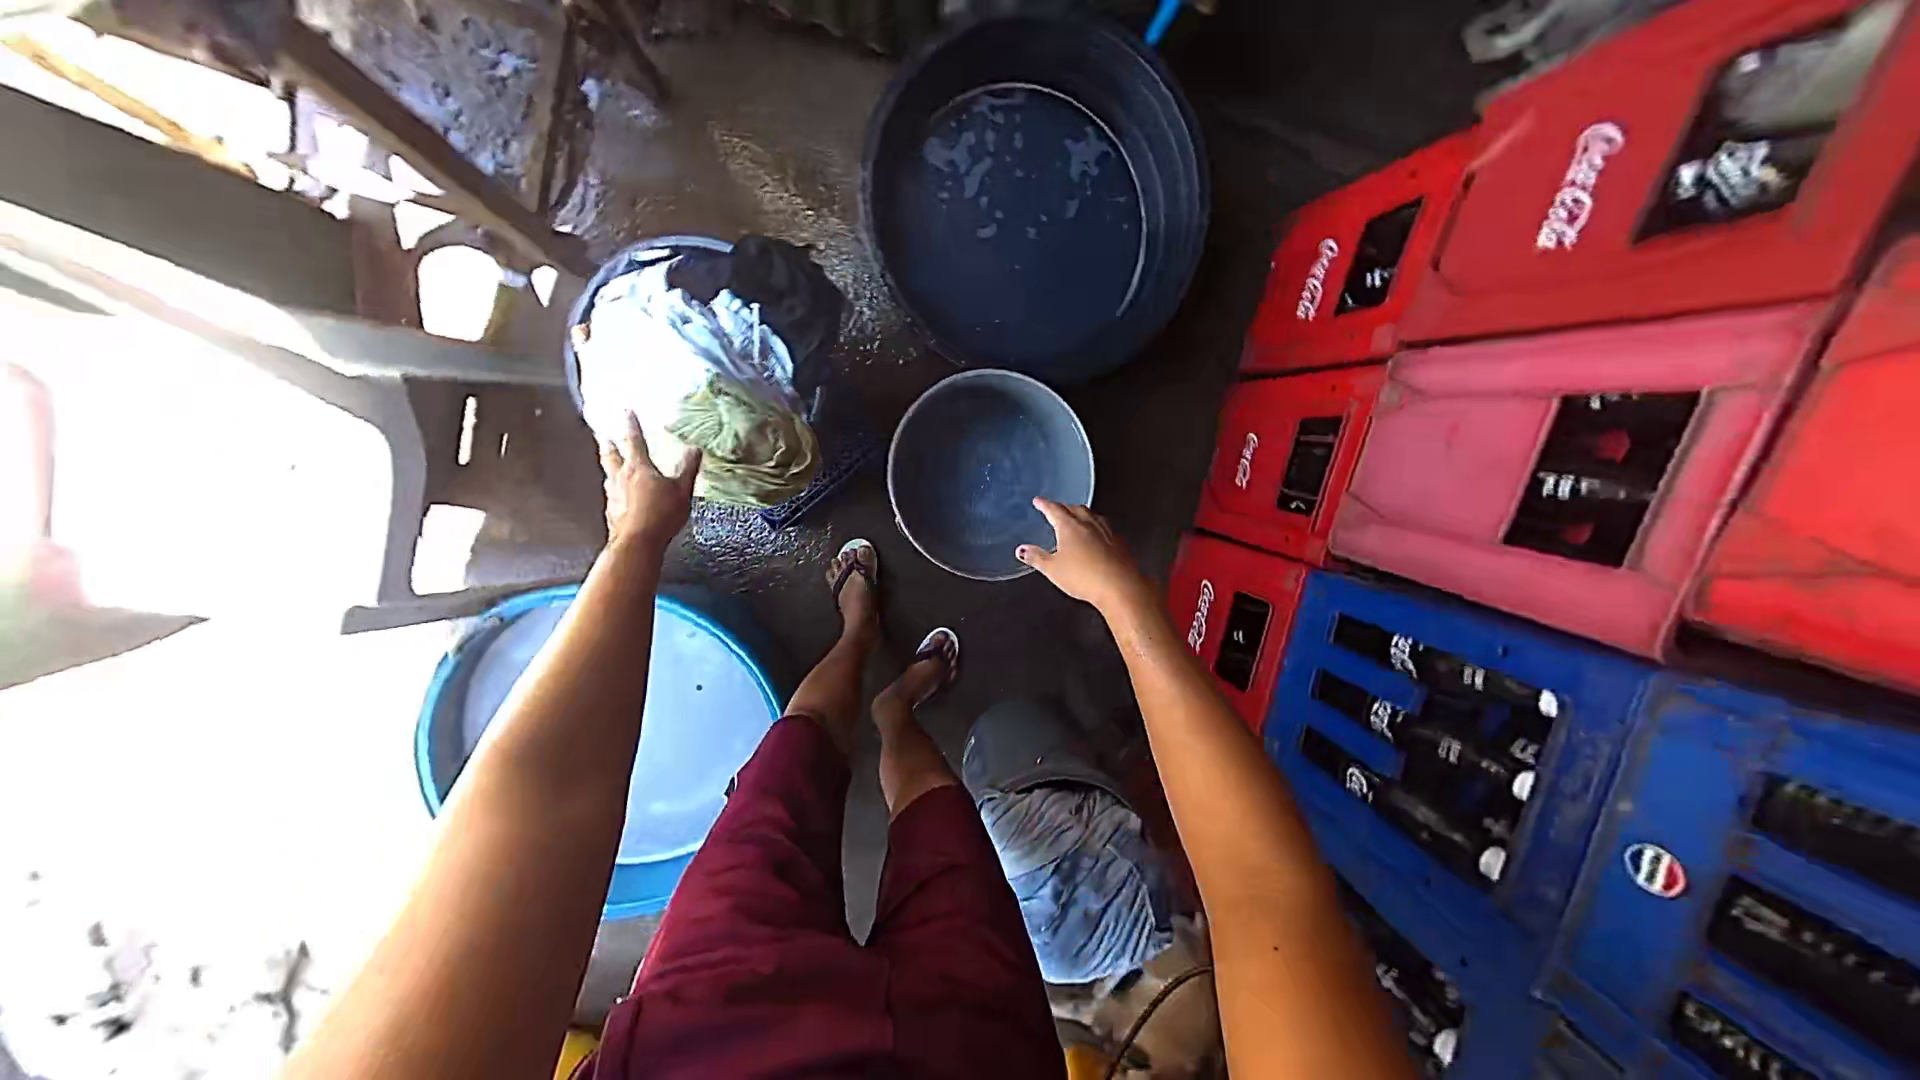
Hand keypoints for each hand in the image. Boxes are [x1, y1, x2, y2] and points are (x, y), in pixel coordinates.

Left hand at [600, 411, 700, 551]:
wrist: (637, 542)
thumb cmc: (661, 514)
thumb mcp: (682, 490)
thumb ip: (688, 468)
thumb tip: (695, 449)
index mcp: (639, 468)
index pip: (634, 441)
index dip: (631, 425)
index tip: (627, 412)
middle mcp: (621, 478)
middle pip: (611, 456)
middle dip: (609, 444)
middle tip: (605, 437)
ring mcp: (613, 495)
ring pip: (608, 475)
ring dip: (609, 467)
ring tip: (610, 465)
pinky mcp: (611, 512)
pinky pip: (611, 495)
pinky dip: (613, 490)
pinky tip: (616, 495)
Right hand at [1016, 498, 1153, 614]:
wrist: (1119, 586)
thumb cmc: (1085, 577)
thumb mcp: (1052, 569)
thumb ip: (1036, 558)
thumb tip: (1022, 550)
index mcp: (1069, 526)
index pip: (1054, 509)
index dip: (1044, 504)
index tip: (1039, 501)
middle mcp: (1089, 524)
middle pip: (1075, 509)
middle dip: (1064, 507)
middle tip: (1056, 509)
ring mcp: (1106, 532)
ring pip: (1092, 516)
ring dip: (1082, 514)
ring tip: (1077, 518)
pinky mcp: (1119, 543)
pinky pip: (1106, 528)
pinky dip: (1097, 527)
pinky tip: (1098, 535)